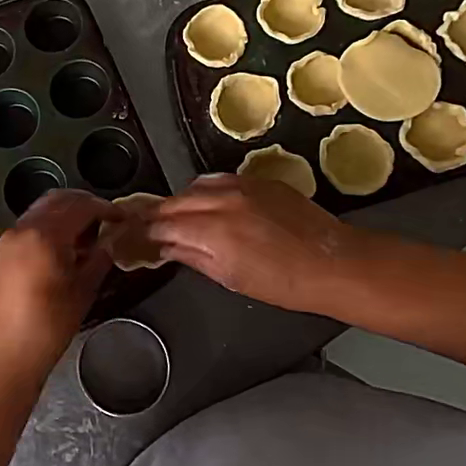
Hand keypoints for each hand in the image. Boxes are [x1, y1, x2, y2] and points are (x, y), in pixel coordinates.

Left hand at [0, 190, 117, 379]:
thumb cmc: (48, 327)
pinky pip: (27, 229)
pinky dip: (46, 228)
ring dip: (64, 215)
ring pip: (39, 212)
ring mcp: (6, 241)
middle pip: (57, 201)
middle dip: (83, 205)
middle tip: (105, 219)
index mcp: (45, 235)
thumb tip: (110, 242)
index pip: (80, 206)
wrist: (5, 353)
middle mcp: (21, 230)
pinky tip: (62, 249)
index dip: (105, 208)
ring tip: (86, 237)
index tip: (121, 216)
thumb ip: (99, 258)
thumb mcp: (84, 290)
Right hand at [148, 174, 365, 312]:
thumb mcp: (229, 278)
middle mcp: (222, 202)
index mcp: (212, 231)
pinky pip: (218, 181)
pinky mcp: (259, 181)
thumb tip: (164, 248)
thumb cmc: (285, 284)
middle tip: (141, 227)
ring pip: (192, 187)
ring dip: (177, 202)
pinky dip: (202, 192)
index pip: (160, 225)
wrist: (338, 265)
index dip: (139, 232)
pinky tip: (204, 206)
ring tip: (172, 217)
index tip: (127, 239)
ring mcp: (241, 187)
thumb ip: (191, 257)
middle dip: (153, 215)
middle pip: (171, 203)